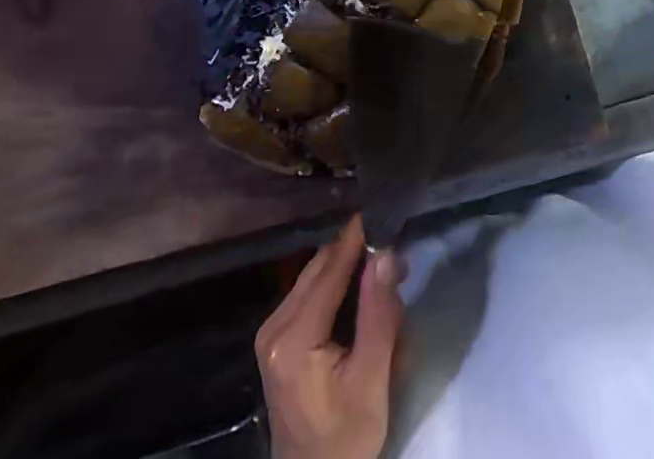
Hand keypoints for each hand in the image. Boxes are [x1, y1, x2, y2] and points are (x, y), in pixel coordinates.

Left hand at [256, 217, 402, 458]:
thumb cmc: (347, 438)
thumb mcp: (372, 383)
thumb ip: (378, 319)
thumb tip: (385, 259)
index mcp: (293, 338)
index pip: (326, 275)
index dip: (351, 243)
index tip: (372, 216)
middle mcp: (273, 325)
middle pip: (313, 274)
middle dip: (348, 253)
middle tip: (383, 240)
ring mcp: (269, 331)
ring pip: (307, 282)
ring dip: (338, 268)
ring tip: (373, 258)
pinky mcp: (273, 338)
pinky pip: (303, 297)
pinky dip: (328, 286)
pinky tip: (351, 286)